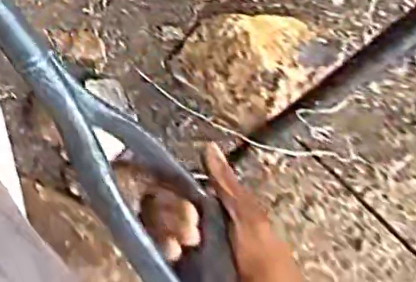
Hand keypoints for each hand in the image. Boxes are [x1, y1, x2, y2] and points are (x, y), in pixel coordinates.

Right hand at [140, 144, 302, 281]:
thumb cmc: (268, 270)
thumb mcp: (256, 227)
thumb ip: (229, 188)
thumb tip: (209, 146)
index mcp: (214, 215)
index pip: (176, 184)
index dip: (171, 183)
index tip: (187, 200)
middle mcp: (193, 227)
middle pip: (158, 198)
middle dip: (170, 209)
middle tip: (191, 227)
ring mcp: (181, 249)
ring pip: (149, 218)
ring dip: (163, 226)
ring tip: (184, 244)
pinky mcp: (170, 265)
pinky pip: (147, 242)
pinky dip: (157, 243)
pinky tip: (173, 252)